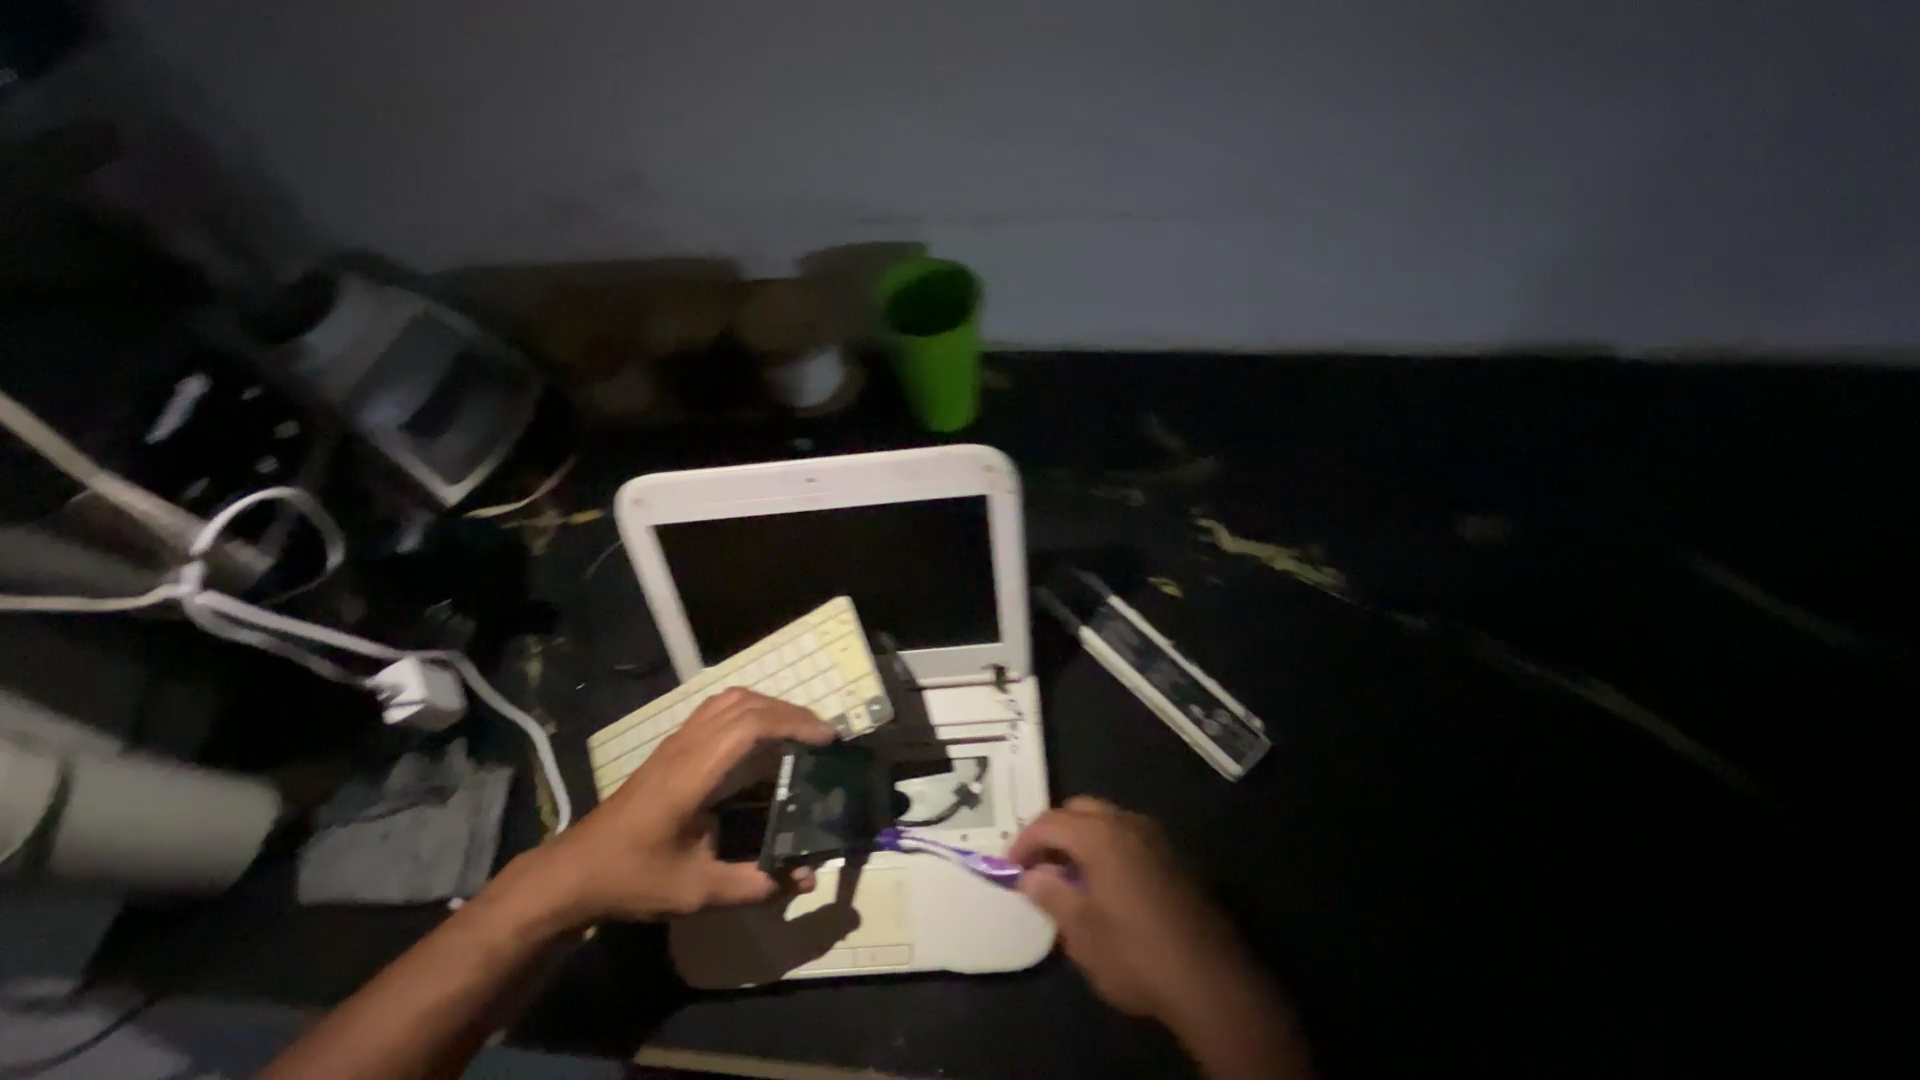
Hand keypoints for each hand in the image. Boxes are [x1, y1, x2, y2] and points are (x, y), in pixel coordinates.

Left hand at [536, 689, 834, 925]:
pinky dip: (749, 711)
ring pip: (728, 700)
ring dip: (769, 707)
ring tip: (799, 732)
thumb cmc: (633, 879)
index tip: (828, 739)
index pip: (749, 726)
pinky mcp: (670, 748)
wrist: (574, 873)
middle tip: (823, 736)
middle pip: (744, 703)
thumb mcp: (699, 892)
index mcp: (693, 775)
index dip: (793, 724)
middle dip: (790, 712)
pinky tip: (762, 739)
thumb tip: (808, 878)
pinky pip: (716, 710)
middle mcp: (685, 747)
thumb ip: (757, 884)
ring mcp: (674, 743)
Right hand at [1012, 797, 1253, 1022]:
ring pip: (1109, 821)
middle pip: (1081, 810)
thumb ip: (1051, 894)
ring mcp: (1158, 840)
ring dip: (1083, 838)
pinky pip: (1131, 839)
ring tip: (1069, 876)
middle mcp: (1130, 824)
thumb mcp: (1081, 932)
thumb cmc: (1135, 953)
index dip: (1024, 841)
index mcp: (1101, 835)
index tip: (1009, 867)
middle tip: (1038, 865)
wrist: (1211, 980)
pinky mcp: (1178, 860)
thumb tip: (1031, 875)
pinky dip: (1109, 849)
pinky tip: (1106, 885)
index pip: (1050, 821)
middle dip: (1054, 831)